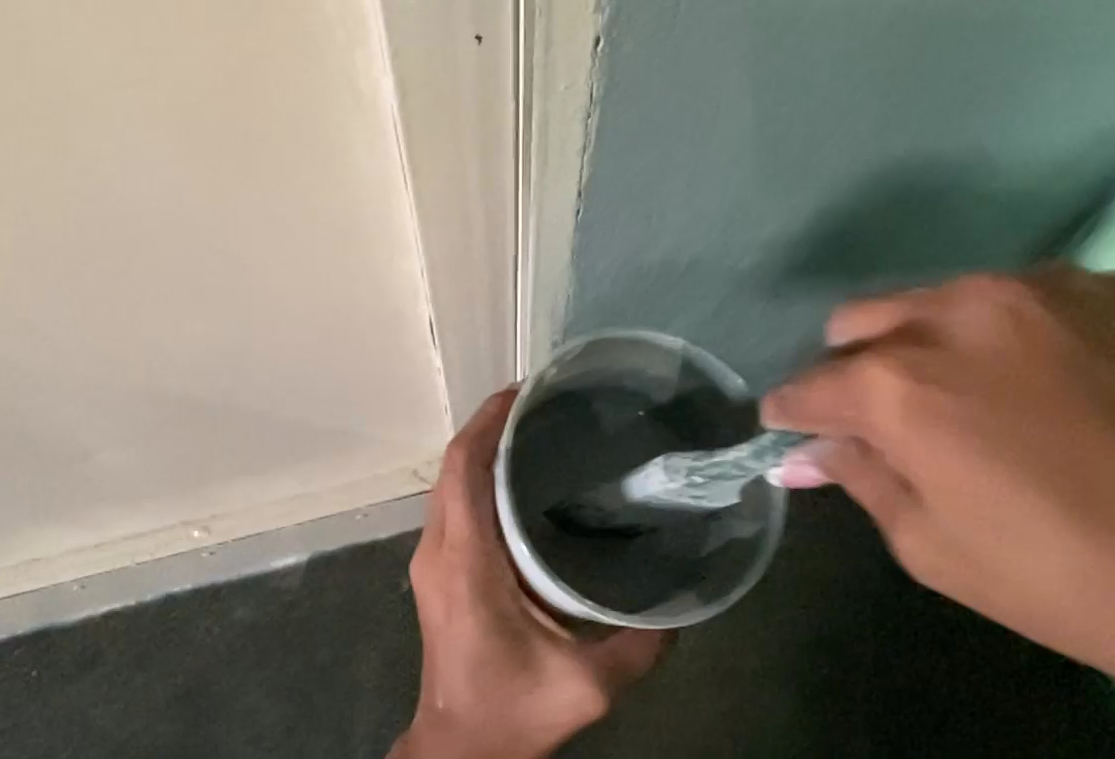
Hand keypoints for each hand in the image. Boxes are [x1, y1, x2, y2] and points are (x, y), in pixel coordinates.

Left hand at [390, 388, 669, 758]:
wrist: (459, 750)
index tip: (526, 391)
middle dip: (491, 424)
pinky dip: (480, 476)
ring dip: (484, 448)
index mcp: (466, 561)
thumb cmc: (513, 710)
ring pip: (450, 481)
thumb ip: (639, 643)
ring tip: (535, 430)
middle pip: (454, 464)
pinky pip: (454, 503)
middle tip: (543, 404)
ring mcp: (432, 559)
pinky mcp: (437, 570)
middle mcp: (439, 549)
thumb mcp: (587, 684)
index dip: (489, 421)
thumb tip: (682, 602)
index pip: (464, 467)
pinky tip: (521, 479)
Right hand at [764, 266, 1114, 758]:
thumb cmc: (1074, 582)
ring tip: (984, 398)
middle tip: (891, 419)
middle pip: (859, 320)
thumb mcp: (937, 551)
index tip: (792, 428)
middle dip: (854, 368)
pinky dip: (1020, 336)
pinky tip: (1063, 386)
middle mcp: (955, 311)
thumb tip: (809, 449)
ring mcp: (1039, 287)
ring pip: (941, 298)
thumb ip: (859, 478)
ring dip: (934, 343)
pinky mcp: (1114, 284)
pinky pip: (1030, 299)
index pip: (808, 384)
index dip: (792, 412)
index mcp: (901, 383)